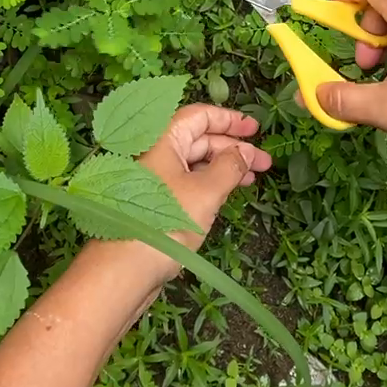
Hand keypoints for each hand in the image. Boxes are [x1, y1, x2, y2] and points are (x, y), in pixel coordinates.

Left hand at [118, 104, 268, 280]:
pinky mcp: (155, 203)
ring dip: (225, 167)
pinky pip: (188, 183)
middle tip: (263, 162)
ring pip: (195, 163)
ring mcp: (154, 178)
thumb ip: (230, 167)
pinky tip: (227, 194)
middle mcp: (156, 153)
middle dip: (233, 147)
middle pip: (199, 139)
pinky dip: (210, 184)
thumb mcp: (206, 192)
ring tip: (252, 179)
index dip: (229, 119)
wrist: (123, 271)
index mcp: (162, 139)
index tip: (255, 128)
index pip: (199, 116)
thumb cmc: (164, 223)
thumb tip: (246, 152)